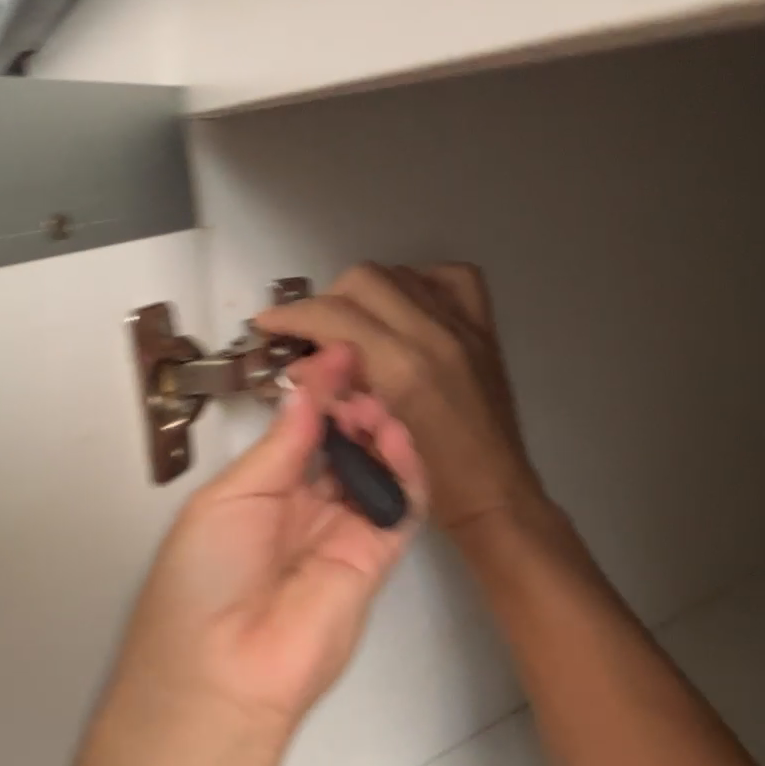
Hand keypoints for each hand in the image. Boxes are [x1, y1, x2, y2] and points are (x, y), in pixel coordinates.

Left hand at [109, 351, 425, 733]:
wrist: (220, 674)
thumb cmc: (203, 581)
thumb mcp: (228, 500)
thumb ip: (280, 447)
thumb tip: (308, 393)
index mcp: (262, 492)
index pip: (302, 430)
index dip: (320, 392)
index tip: (338, 354)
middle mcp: (307, 506)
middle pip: (344, 444)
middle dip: (354, 405)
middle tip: (363, 375)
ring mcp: (345, 531)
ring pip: (376, 468)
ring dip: (379, 431)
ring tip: (374, 406)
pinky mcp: (376, 556)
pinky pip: (400, 504)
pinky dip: (404, 469)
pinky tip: (394, 437)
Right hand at [256, 263, 545, 538]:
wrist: (495, 493)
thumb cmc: (429, 482)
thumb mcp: (368, 440)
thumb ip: (336, 393)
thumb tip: (302, 364)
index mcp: (402, 366)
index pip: (333, 314)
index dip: (291, 315)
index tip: (268, 323)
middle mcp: (434, 333)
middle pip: (364, 279)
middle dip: (328, 300)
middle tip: (317, 331)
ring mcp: (464, 326)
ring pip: (402, 272)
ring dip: (370, 292)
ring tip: (358, 323)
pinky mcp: (485, 328)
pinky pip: (451, 277)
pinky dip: (422, 283)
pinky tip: (408, 308)